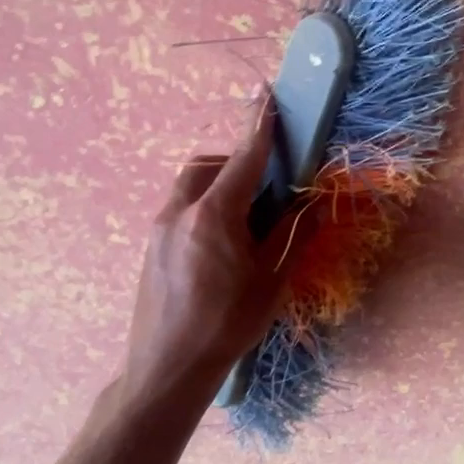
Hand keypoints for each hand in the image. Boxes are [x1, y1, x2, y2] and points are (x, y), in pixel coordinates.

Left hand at [120, 90, 289, 406]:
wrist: (167, 370)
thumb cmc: (228, 323)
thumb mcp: (272, 278)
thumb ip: (293, 232)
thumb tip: (313, 201)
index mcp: (215, 215)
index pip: (244, 157)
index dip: (259, 124)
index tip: (265, 93)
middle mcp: (180, 212)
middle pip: (208, 165)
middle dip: (238, 161)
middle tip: (269, 187)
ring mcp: (159, 229)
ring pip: (190, 185)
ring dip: (219, 183)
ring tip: (247, 217)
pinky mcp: (151, 247)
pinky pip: (181, 208)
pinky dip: (205, 206)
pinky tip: (224, 243)